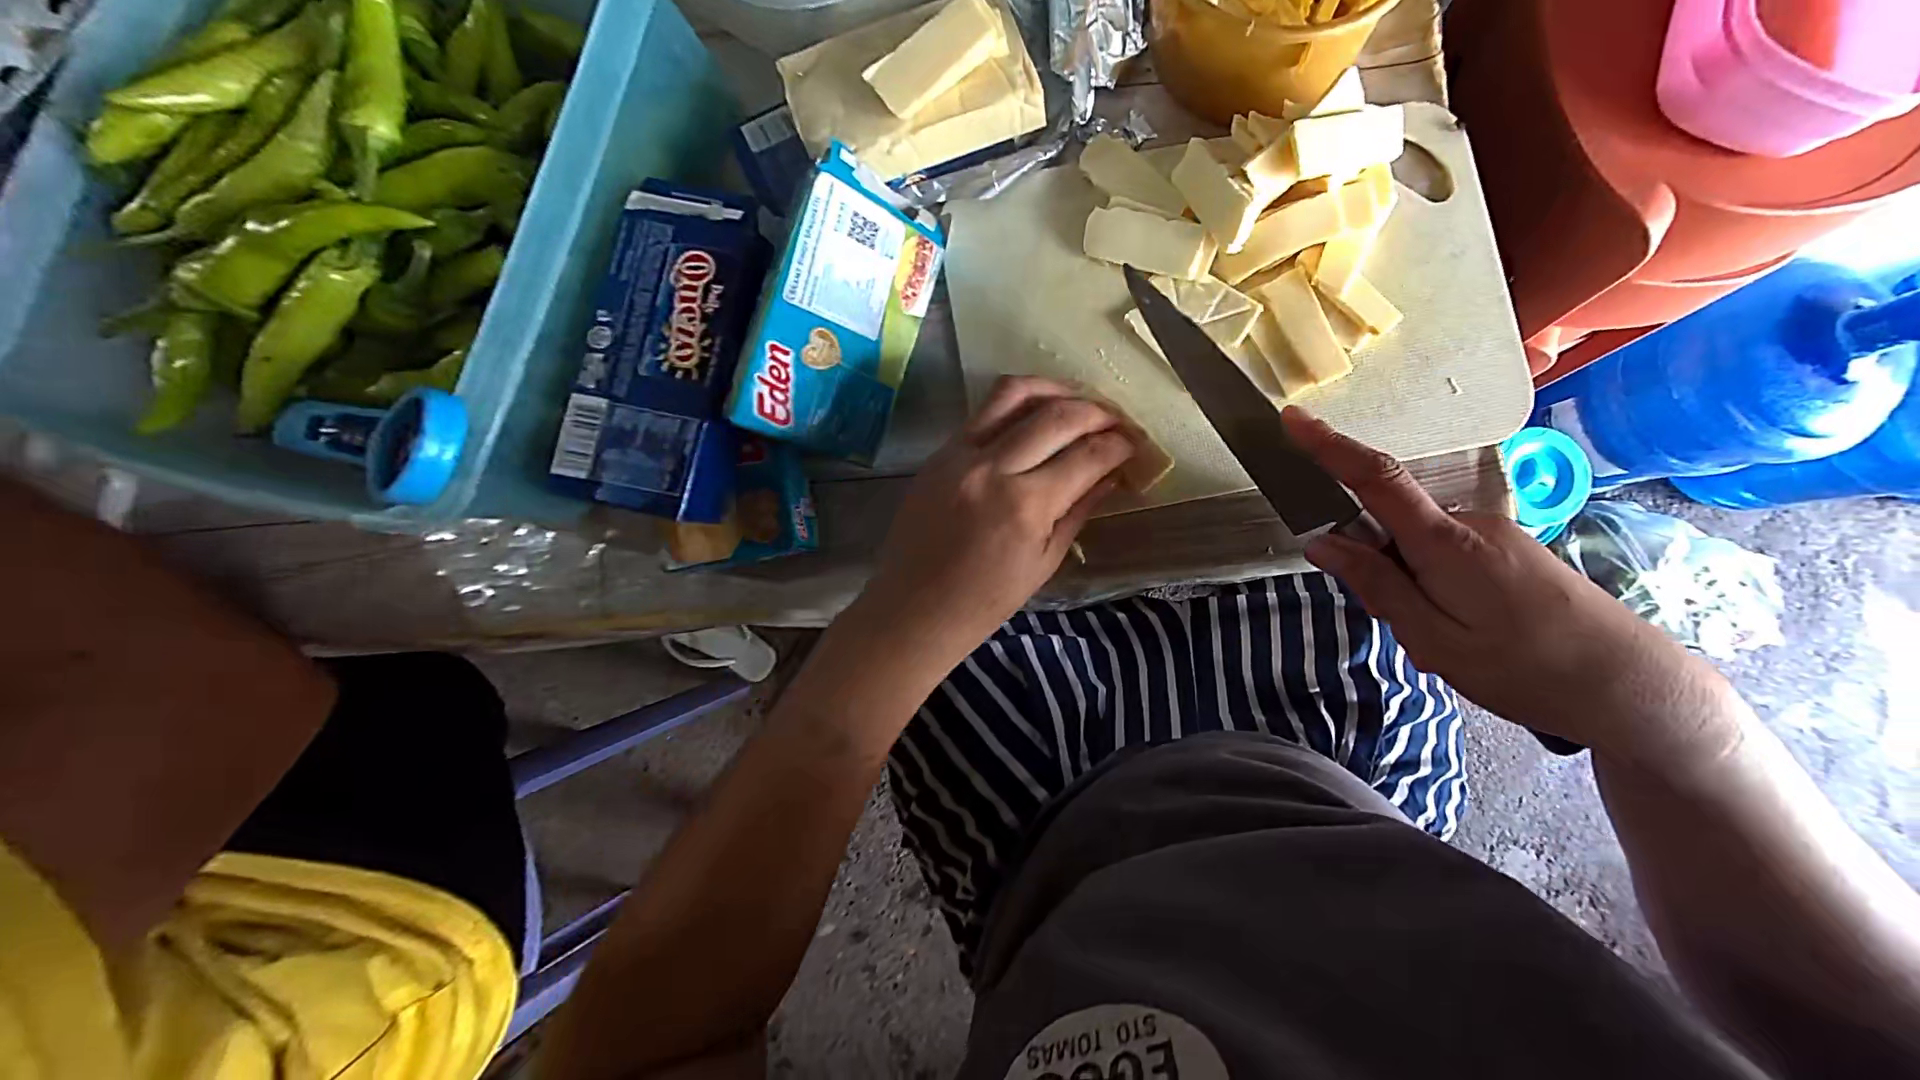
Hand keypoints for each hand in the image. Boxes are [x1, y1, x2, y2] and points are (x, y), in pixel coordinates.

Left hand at [847, 376, 1137, 665]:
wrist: (912, 608)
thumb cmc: (983, 602)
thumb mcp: (1043, 562)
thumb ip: (1079, 510)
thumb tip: (1112, 474)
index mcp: (1025, 506)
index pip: (1088, 455)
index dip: (1122, 445)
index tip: (1136, 445)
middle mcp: (993, 469)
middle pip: (1060, 415)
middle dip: (1101, 412)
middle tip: (1119, 422)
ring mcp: (960, 454)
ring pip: (1016, 393)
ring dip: (1057, 389)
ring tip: (1081, 402)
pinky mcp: (939, 452)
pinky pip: (984, 411)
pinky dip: (1018, 404)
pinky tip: (1037, 415)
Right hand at [1283, 408, 1743, 769]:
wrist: (1637, 688)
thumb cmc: (1526, 669)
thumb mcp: (1433, 639)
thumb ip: (1375, 585)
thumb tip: (1321, 542)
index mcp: (1445, 542)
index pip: (1375, 479)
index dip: (1329, 446)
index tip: (1292, 418)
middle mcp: (1469, 521)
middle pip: (1388, 523)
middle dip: (1373, 564)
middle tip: (1403, 626)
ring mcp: (1493, 530)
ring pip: (1414, 544)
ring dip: (1406, 581)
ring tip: (1444, 639)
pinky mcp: (1508, 545)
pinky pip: (1442, 550)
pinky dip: (1428, 581)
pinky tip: (1462, 626)